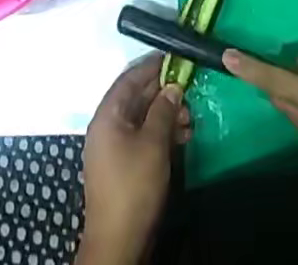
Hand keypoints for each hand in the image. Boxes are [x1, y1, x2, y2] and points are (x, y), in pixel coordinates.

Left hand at [78, 58, 189, 264]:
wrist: (118, 240)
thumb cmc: (134, 185)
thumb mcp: (153, 144)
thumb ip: (163, 111)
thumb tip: (173, 86)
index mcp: (107, 113)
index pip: (129, 78)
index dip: (152, 66)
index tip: (175, 57)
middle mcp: (107, 124)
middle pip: (136, 97)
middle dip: (163, 92)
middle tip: (190, 88)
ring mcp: (114, 144)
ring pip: (142, 117)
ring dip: (165, 114)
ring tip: (190, 117)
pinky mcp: (123, 163)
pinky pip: (142, 136)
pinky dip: (161, 132)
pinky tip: (182, 136)